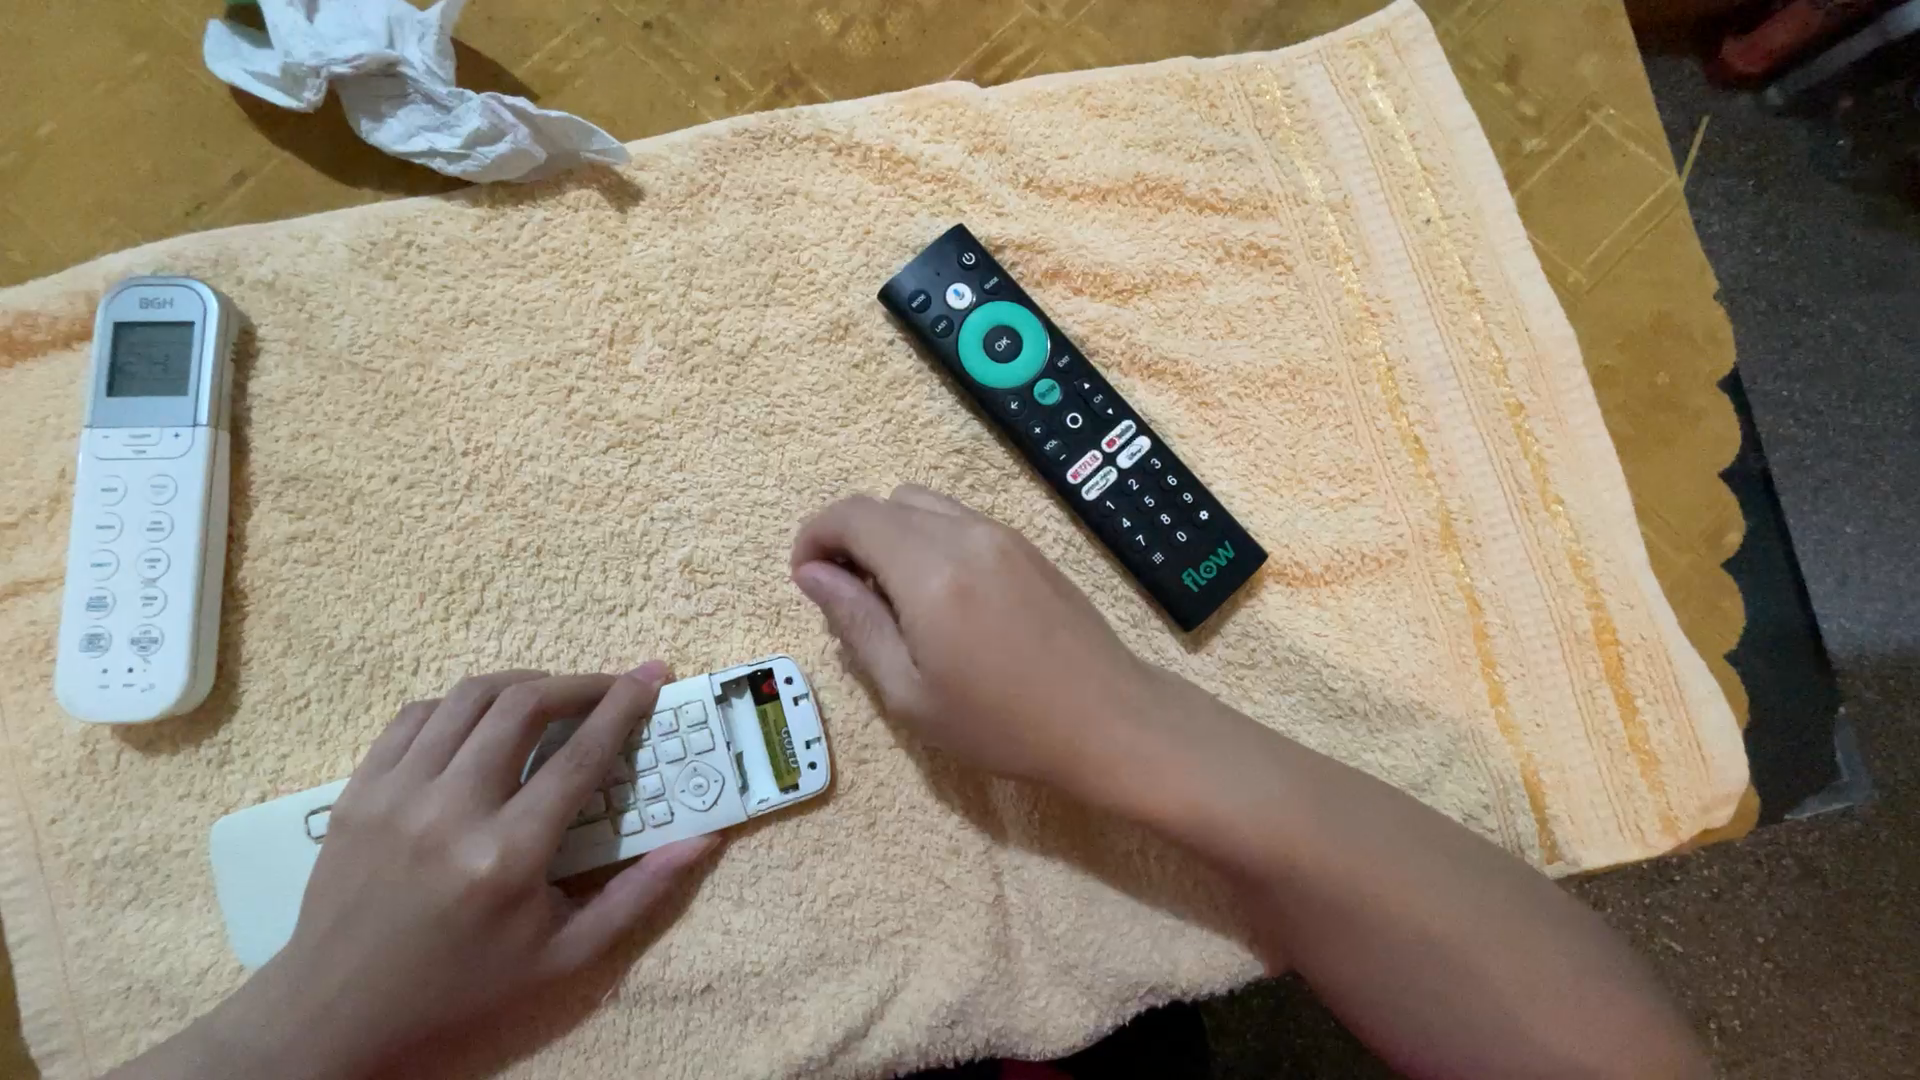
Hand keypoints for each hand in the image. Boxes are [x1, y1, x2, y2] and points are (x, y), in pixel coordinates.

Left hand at [242, 664, 718, 1076]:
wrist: (324, 1033)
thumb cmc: (461, 998)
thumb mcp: (567, 963)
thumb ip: (641, 895)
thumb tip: (703, 839)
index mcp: (508, 856)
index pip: (581, 754)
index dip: (625, 705)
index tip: (653, 675)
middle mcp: (450, 812)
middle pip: (524, 704)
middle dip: (580, 682)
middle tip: (611, 688)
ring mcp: (394, 797)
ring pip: (469, 697)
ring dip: (524, 683)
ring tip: (555, 696)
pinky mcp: (356, 796)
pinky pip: (416, 716)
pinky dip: (461, 704)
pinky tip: (485, 721)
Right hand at [791, 485, 1158, 787]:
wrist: (1108, 719)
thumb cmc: (1002, 724)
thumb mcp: (909, 693)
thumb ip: (856, 623)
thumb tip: (813, 575)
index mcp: (931, 571)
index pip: (852, 515)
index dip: (815, 536)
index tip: (806, 579)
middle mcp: (966, 534)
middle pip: (885, 503)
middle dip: (850, 537)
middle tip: (848, 597)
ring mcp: (1003, 534)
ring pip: (924, 504)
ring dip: (891, 535)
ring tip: (893, 596)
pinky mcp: (1027, 544)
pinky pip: (960, 520)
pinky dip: (929, 538)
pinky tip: (941, 594)